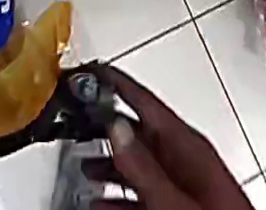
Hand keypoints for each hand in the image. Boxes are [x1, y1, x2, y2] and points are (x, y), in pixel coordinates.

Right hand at [87, 67, 251, 208]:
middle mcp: (186, 159)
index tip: (90, 70)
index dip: (114, 81)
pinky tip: (102, 203)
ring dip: (109, 164)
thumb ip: (146, 165)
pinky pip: (144, 191)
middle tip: (76, 116)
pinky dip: (119, 195)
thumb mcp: (176, 200)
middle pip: (138, 130)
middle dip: (105, 125)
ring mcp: (185, 184)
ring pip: (138, 164)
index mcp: (188, 146)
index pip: (144, 99)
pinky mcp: (182, 205)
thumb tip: (116, 127)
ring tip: (84, 166)